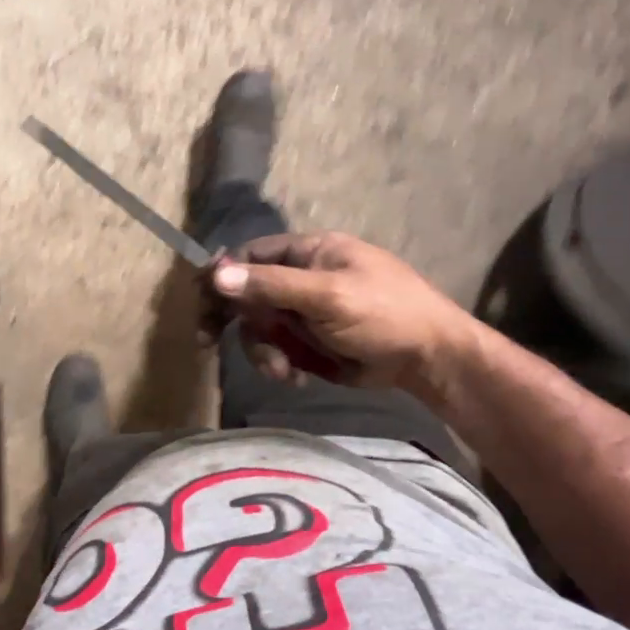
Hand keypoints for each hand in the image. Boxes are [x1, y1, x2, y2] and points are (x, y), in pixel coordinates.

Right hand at [209, 232, 481, 391]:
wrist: (429, 360)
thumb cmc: (385, 314)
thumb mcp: (327, 295)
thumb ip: (272, 285)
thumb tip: (217, 274)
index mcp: (309, 252)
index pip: (249, 255)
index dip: (222, 275)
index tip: (201, 300)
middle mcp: (300, 278)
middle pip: (246, 294)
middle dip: (234, 320)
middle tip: (206, 341)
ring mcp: (303, 311)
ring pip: (257, 327)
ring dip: (261, 350)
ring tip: (282, 370)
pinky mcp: (307, 341)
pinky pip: (275, 349)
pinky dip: (277, 364)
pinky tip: (294, 377)